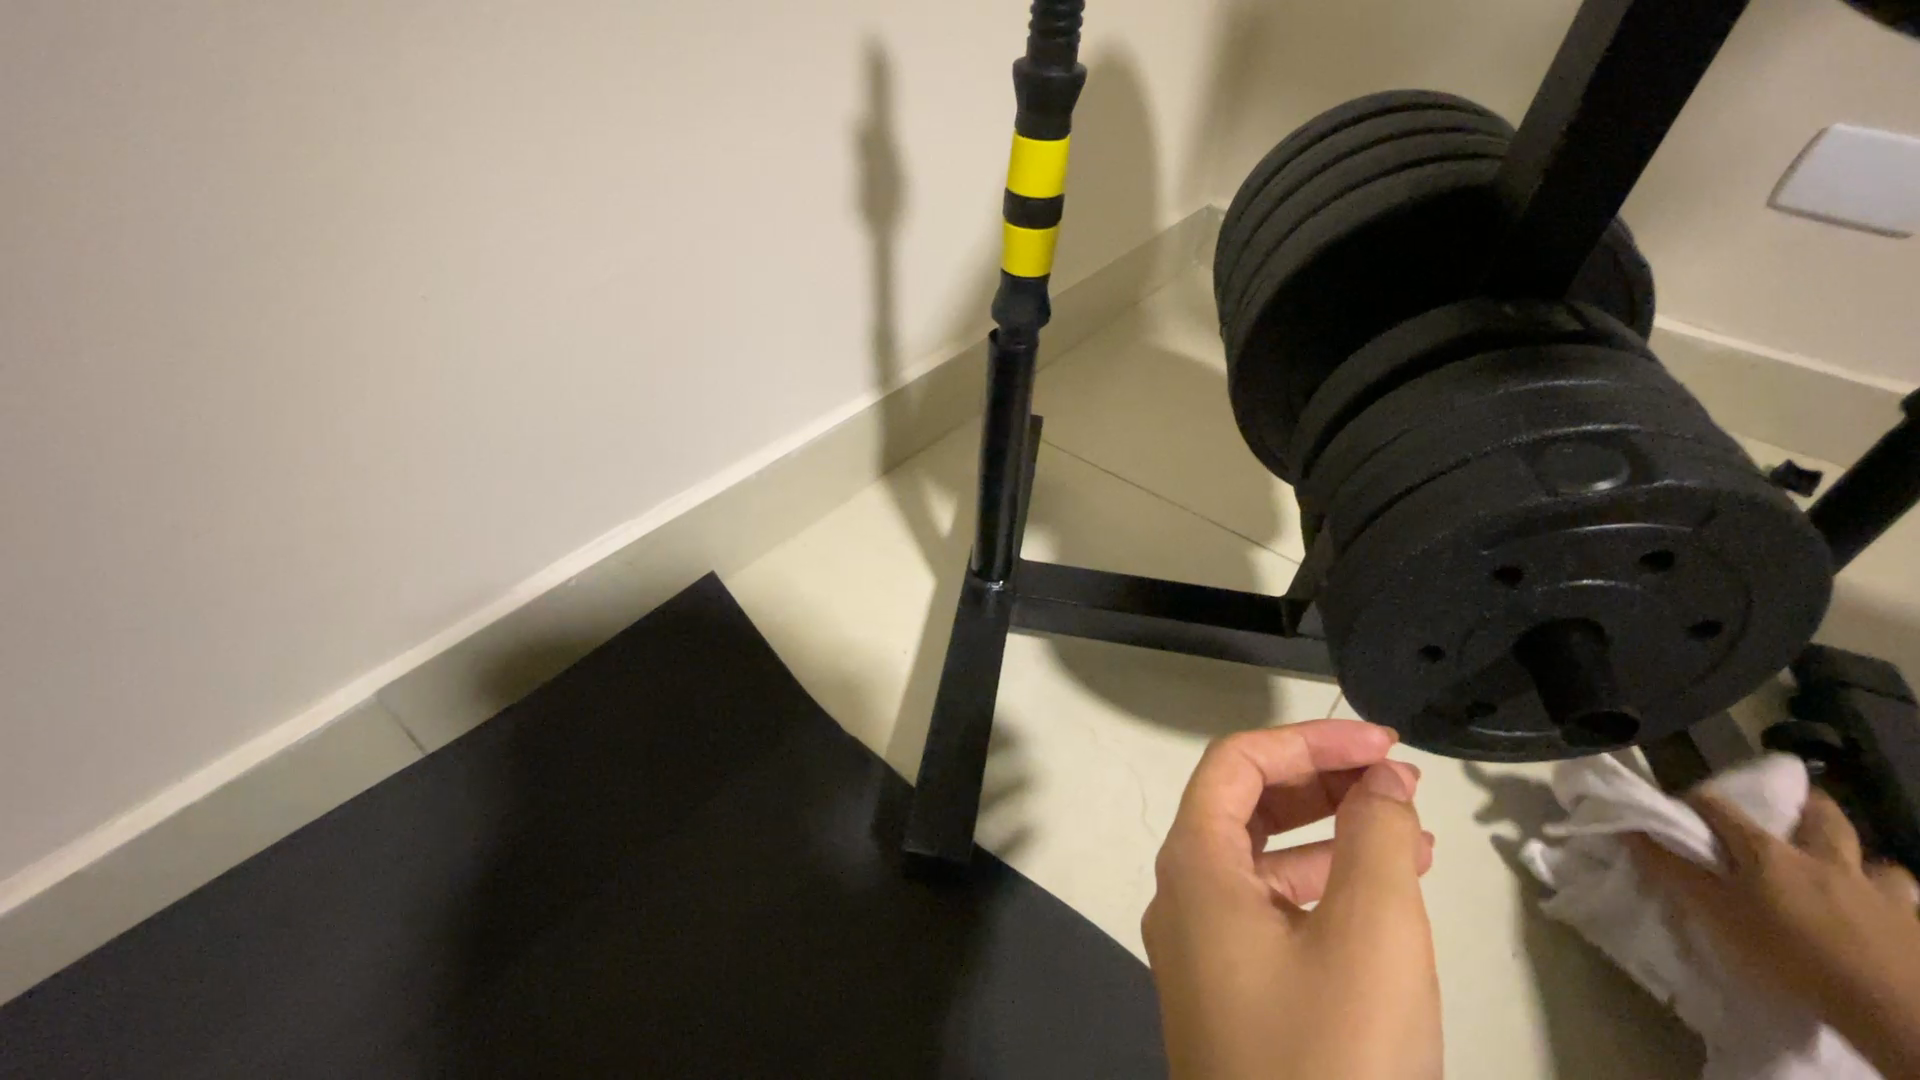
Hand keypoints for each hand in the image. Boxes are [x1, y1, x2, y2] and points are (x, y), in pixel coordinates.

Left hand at [1142, 719, 1439, 1079]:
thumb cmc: (1333, 1056)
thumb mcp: (1371, 931)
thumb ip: (1375, 836)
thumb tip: (1380, 781)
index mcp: (1194, 866)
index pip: (1237, 763)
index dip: (1309, 739)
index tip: (1384, 744)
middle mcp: (1184, 897)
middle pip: (1245, 804)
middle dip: (1321, 780)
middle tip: (1398, 777)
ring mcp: (1204, 949)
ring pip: (1265, 859)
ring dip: (1332, 833)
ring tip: (1411, 828)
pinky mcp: (1234, 994)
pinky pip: (1275, 912)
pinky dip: (1328, 888)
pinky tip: (1385, 893)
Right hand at [1632, 789, 1919, 1075]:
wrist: (1889, 1006)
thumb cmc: (1788, 954)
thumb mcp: (1715, 913)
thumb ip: (1673, 870)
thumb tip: (1630, 829)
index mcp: (1767, 852)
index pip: (1720, 808)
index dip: (1697, 802)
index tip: (1684, 812)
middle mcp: (1822, 858)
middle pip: (1818, 815)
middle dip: (1803, 804)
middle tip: (1788, 811)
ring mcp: (1876, 888)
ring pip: (1870, 856)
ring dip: (1853, 855)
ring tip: (1838, 868)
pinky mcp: (1912, 920)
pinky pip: (1904, 896)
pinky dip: (1889, 895)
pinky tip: (1882, 907)